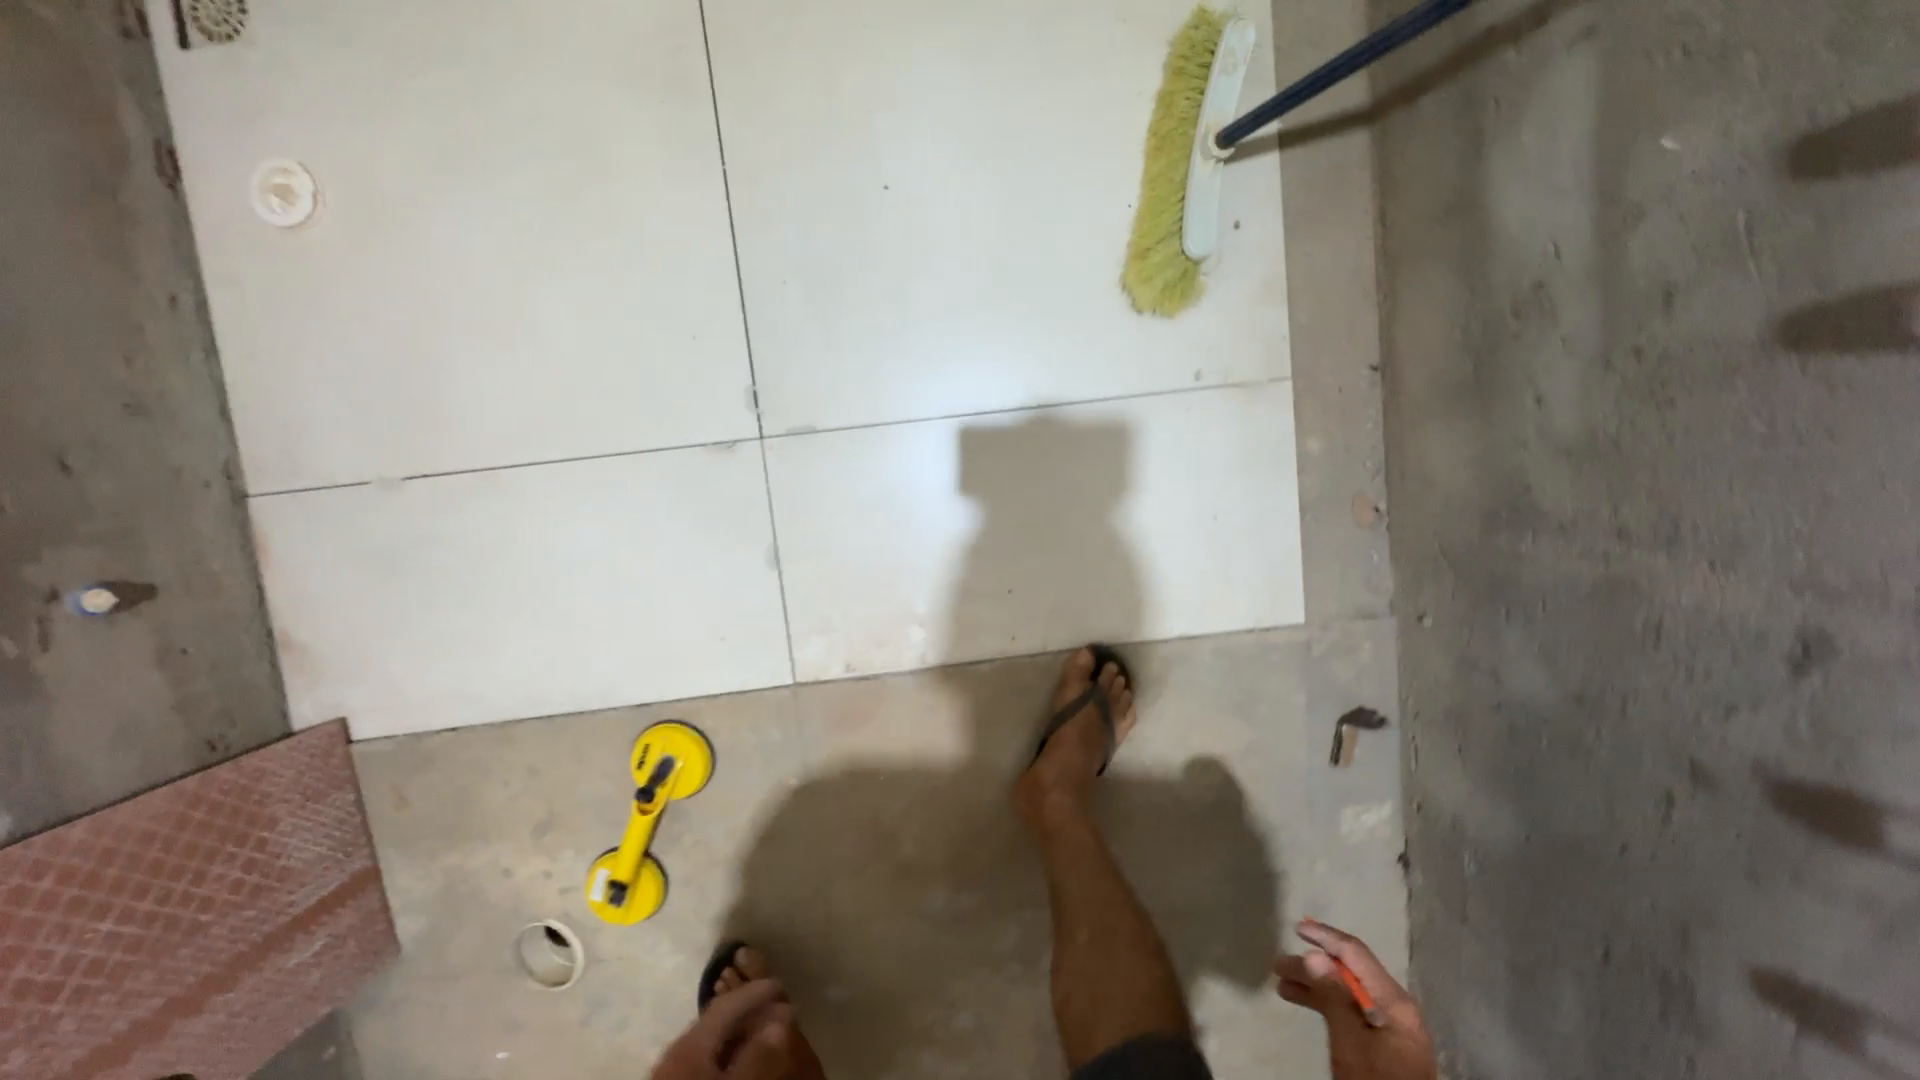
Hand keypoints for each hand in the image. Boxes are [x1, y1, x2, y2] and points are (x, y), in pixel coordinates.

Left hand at [651, 978, 795, 1079]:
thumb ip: (758, 1057)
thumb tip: (781, 1019)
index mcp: (689, 1047)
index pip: (725, 1006)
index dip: (755, 992)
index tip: (781, 986)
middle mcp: (676, 1055)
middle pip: (716, 1022)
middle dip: (748, 1013)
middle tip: (779, 1010)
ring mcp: (671, 1075)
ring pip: (710, 1044)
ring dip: (739, 1036)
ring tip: (765, 1037)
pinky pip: (704, 1062)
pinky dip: (727, 1056)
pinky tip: (740, 1064)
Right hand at [1273, 919, 1436, 1079]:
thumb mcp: (1350, 1041)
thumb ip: (1334, 996)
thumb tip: (1315, 954)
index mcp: (1393, 1000)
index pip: (1356, 954)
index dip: (1326, 937)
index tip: (1297, 928)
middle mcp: (1394, 1006)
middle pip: (1349, 973)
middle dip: (1313, 965)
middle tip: (1279, 966)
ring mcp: (1390, 1025)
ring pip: (1347, 992)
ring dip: (1315, 985)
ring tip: (1283, 984)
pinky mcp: (1383, 1043)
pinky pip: (1350, 1011)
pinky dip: (1326, 1004)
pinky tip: (1305, 1003)